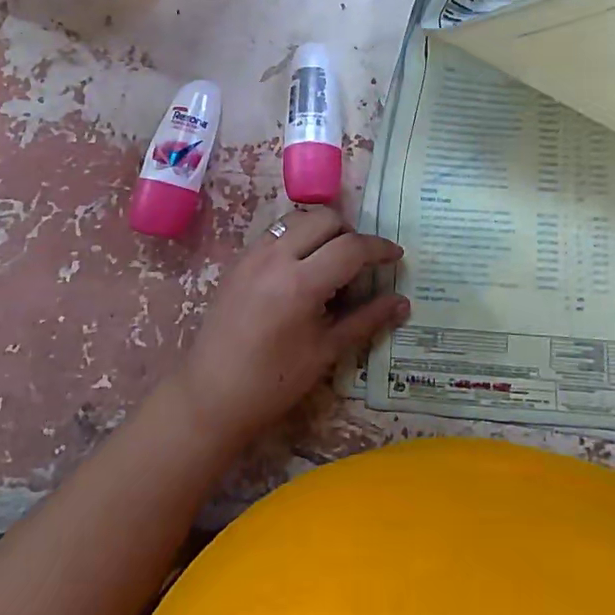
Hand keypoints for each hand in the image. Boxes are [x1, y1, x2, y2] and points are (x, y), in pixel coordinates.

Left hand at [168, 209, 407, 448]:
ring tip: (330, 264)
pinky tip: (301, 271)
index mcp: (300, 283)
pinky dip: (298, 239)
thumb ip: (367, 319)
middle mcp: (276, 257)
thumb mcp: (326, 351)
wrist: (211, 394)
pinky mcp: (239, 260)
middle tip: (360, 264)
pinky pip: (277, 232)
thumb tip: (403, 303)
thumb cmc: (273, 381)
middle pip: (326, 219)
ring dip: (322, 231)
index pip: (351, 247)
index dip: (379, 248)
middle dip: (350, 234)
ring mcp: (253, 255)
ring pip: (299, 219)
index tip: (395, 256)